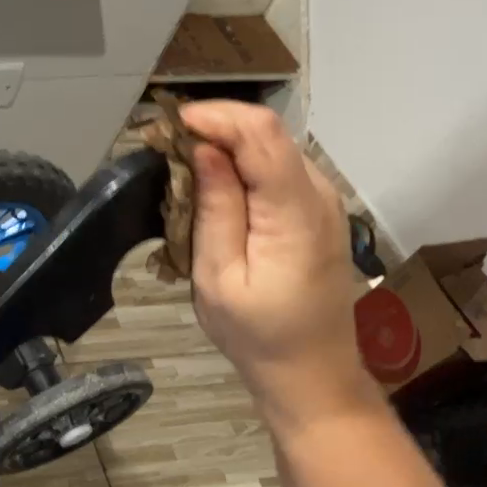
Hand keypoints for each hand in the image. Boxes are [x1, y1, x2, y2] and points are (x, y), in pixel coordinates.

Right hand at [179, 102, 372, 418]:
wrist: (310, 370)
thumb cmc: (257, 332)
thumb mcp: (218, 276)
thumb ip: (215, 209)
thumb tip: (204, 151)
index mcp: (295, 211)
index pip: (260, 134)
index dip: (214, 116)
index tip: (167, 126)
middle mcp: (318, 193)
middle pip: (267, 132)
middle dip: (213, 126)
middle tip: (163, 146)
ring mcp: (323, 200)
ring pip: (271, 146)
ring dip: (224, 143)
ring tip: (179, 163)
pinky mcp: (316, 209)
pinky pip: (276, 167)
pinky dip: (240, 163)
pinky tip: (211, 183)